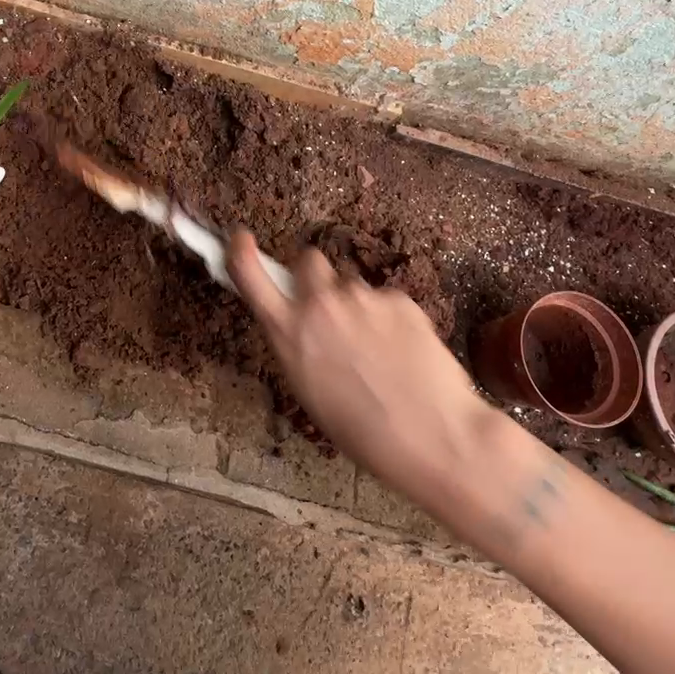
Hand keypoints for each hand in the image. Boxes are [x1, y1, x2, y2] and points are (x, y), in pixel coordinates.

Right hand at [227, 233, 496, 505]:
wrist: (433, 437)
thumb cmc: (364, 432)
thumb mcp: (308, 389)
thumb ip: (297, 344)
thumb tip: (300, 326)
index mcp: (287, 332)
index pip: (249, 274)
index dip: (241, 251)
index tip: (241, 237)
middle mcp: (318, 306)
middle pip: (309, 261)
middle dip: (315, 277)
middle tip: (330, 308)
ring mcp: (361, 298)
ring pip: (352, 285)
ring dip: (357, 305)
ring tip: (378, 349)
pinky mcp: (399, 299)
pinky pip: (386, 300)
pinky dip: (391, 320)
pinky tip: (403, 354)